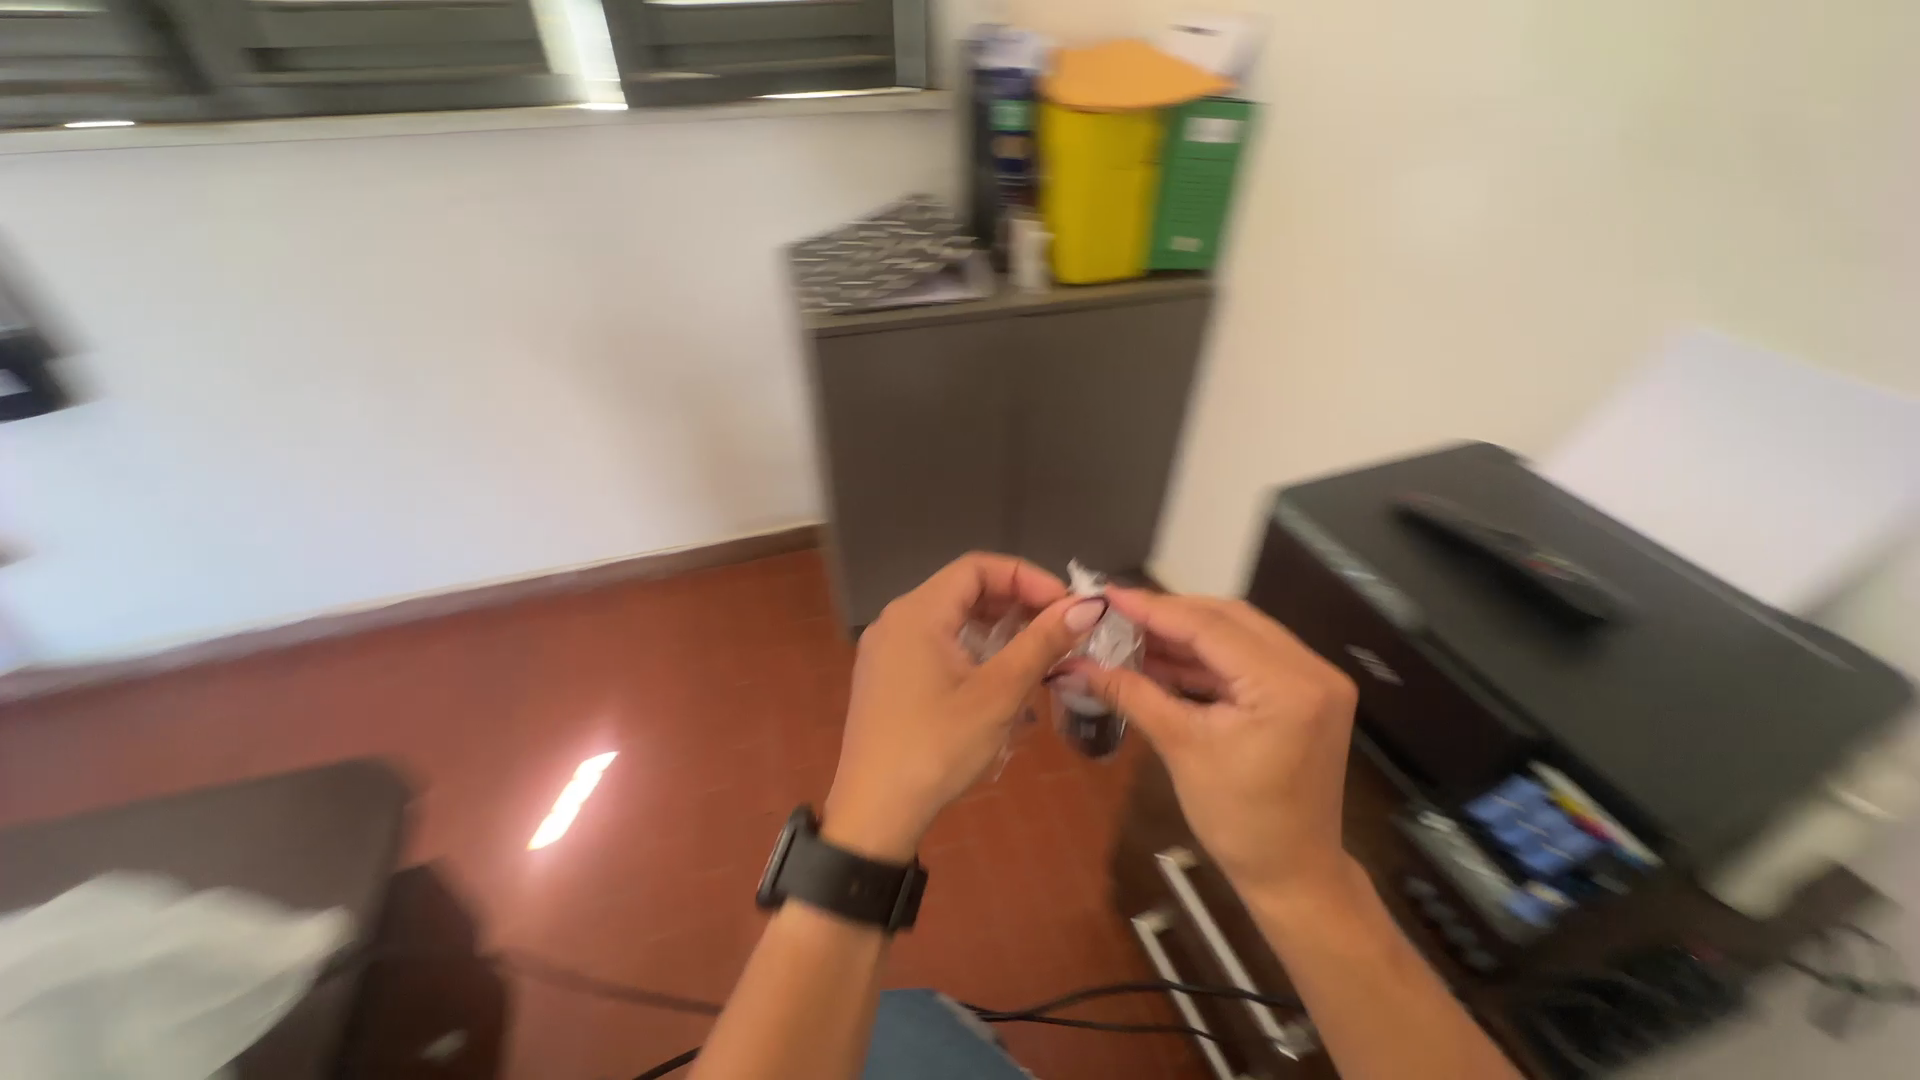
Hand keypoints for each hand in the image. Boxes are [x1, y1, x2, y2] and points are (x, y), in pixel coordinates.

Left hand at [823, 553, 1110, 861]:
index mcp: (917, 612)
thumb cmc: (938, 747)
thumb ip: (1042, 642)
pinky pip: (937, 647)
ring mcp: (887, 650)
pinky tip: (1001, 683)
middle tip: (1059, 631)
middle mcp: (897, 620)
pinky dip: (973, 653)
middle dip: (1016, 605)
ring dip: (998, 632)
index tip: (1065, 606)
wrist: (875, 812)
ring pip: (953, 622)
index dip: (1027, 577)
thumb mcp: (998, 693)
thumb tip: (1088, 605)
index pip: (978, 567)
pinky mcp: (887, 678)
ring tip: (1038, 657)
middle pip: (964, 591)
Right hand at [1060, 589, 1358, 901]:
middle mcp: (1312, 669)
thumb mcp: (1181, 748)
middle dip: (1170, 614)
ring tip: (1133, 633)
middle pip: (1229, 619)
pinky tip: (1166, 657)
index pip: (1210, 627)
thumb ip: (1132, 693)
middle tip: (1117, 612)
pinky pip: (1250, 657)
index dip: (1154, 609)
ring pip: (1240, 633)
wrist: (1292, 872)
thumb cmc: (1238, 820)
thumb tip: (1075, 664)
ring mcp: (1315, 679)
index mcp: (1287, 685)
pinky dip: (1208, 656)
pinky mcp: (1307, 692)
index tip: (1107, 595)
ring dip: (1188, 633)